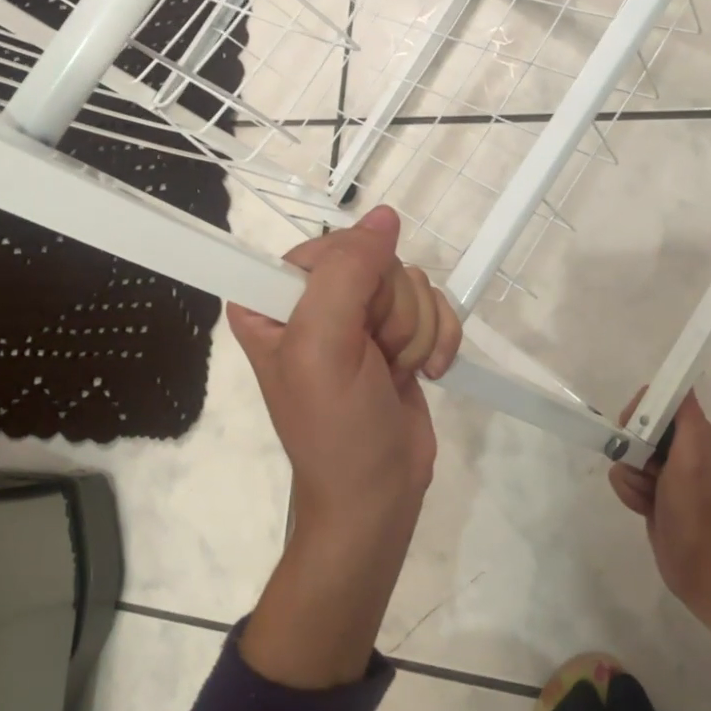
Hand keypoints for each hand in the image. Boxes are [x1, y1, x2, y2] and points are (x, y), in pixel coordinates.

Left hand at [230, 206, 461, 687]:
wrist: (378, 495)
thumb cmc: (335, 429)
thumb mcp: (324, 347)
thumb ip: (347, 273)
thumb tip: (385, 215)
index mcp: (272, 298)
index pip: (327, 246)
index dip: (353, 280)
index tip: (351, 326)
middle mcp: (313, 300)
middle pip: (378, 261)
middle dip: (389, 315)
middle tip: (372, 359)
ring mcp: (360, 317)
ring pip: (412, 282)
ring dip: (413, 334)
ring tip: (391, 373)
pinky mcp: (397, 334)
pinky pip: (435, 305)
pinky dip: (438, 341)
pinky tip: (423, 373)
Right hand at [609, 388, 710, 703]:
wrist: (693, 565)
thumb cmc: (694, 509)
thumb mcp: (693, 456)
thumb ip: (685, 417)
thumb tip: (678, 383)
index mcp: (696, 433)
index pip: (659, 399)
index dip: (642, 410)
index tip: (636, 429)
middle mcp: (681, 446)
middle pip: (637, 425)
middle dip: (633, 449)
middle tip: (648, 469)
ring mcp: (664, 470)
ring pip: (626, 454)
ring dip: (632, 478)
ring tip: (651, 497)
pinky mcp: (651, 489)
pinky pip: (624, 477)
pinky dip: (630, 493)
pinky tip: (645, 508)